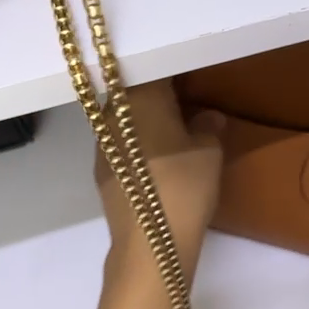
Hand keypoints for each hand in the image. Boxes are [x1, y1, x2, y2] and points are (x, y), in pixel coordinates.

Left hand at [94, 80, 224, 284]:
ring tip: (170, 120)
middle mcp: (112, 111)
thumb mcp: (209, 153)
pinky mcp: (99, 166)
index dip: (170, 65)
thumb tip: (208, 117)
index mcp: (140, 96)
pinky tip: (153, 150)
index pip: (152, 66)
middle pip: (131, 87)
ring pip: (121, 113)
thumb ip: (208, 126)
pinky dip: (134, 136)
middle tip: (182, 92)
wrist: (149, 244)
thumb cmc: (183, 186)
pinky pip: (118, 138)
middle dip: (154, 87)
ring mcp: (101, 140)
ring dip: (142, 113)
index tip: (187, 68)